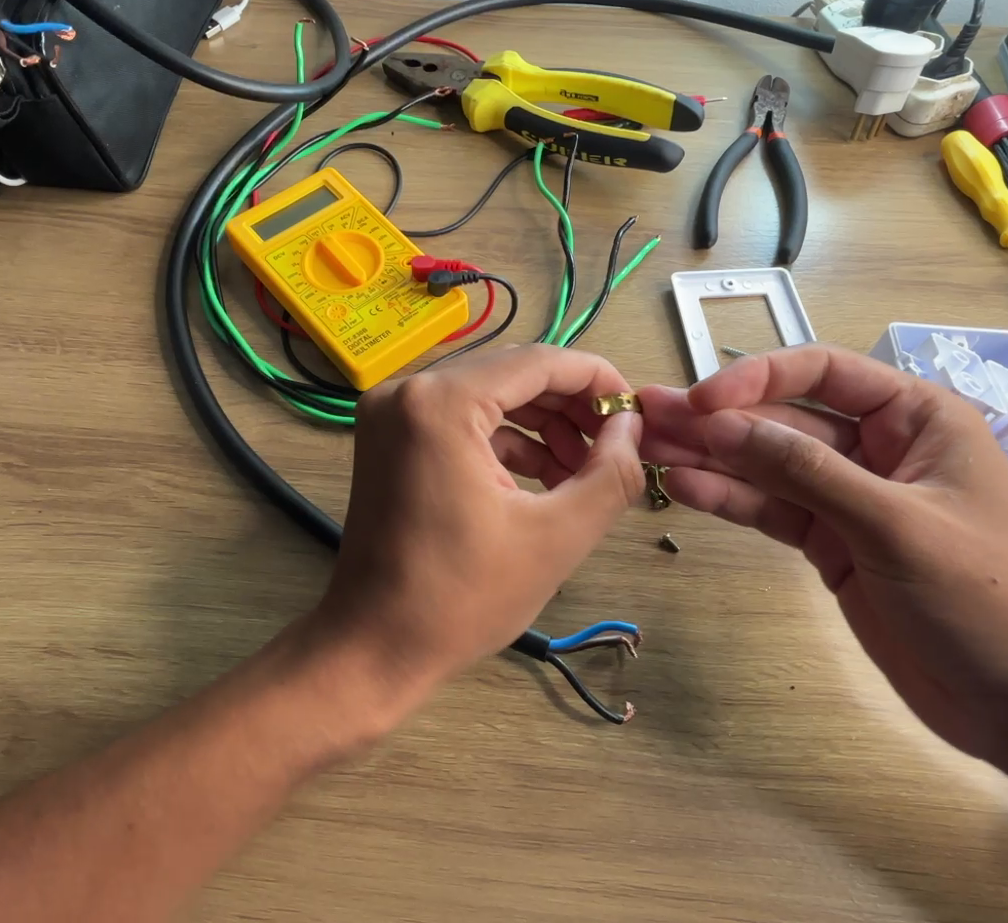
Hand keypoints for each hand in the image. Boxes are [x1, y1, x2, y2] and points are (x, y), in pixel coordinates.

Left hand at [324, 345, 644, 697]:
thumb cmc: (461, 598)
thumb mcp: (556, 537)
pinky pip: (461, 420)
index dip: (595, 378)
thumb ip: (610, 473)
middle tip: (613, 443)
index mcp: (441, 404)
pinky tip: (543, 476)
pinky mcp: (389, 437)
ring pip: (488, 395)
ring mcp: (391, 412)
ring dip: (541, 424)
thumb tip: (631, 427)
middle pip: (510, 374)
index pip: (537, 361)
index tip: (633, 410)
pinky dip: (505, 440)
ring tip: (583, 469)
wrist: (374, 645)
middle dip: (569, 406)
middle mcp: (408, 391)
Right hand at [639, 344, 1007, 765]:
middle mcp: (879, 449)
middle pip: (784, 420)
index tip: (701, 401)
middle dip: (716, 419)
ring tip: (647, 449)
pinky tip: (682, 488)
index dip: (757, 378)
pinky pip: (773, 511)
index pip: (824, 372)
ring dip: (710, 458)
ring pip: (768, 466)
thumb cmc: (991, 599)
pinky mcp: (833, 547)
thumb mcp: (896, 524)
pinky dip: (729, 500)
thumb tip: (722, 423)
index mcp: (917, 418)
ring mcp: (851, 501)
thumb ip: (805, 471)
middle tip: (646, 415)